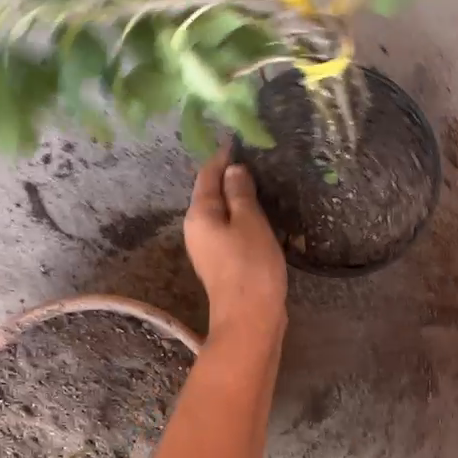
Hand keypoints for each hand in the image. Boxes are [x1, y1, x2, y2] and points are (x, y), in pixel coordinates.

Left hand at [185, 144, 286, 339]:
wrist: (250, 318)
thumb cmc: (251, 266)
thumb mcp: (250, 222)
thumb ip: (240, 193)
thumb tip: (233, 169)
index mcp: (199, 214)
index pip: (207, 174)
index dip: (222, 156)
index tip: (238, 139)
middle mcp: (196, 229)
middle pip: (211, 194)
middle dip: (229, 178)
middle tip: (255, 161)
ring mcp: (208, 249)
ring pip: (221, 215)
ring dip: (237, 201)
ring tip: (261, 187)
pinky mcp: (223, 264)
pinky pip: (230, 232)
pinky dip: (242, 220)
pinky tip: (260, 219)